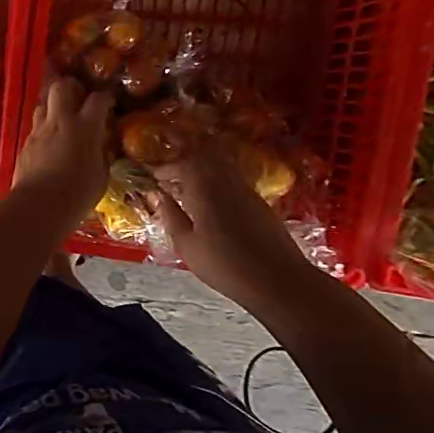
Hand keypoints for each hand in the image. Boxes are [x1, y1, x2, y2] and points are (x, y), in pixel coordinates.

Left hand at [12, 78, 113, 224]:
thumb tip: (101, 147)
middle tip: (79, 99)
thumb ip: (101, 155)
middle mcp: (60, 122)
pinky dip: (44, 128)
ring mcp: (39, 131)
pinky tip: (50, 143)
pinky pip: (35, 126)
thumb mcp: (100, 176)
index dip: (105, 98)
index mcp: (85, 127)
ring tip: (63, 121)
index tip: (109, 103)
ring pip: (43, 104)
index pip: (98, 99)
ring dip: (54, 107)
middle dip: (71, 87)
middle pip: (61, 87)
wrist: (38, 206)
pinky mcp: (25, 143)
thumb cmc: (77, 194)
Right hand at [153, 147, 310, 302]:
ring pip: (223, 164)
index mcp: (205, 191)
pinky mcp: (259, 203)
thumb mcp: (187, 245)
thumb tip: (159, 196)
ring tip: (189, 177)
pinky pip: (233, 177)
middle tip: (172, 159)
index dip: (167, 167)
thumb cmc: (225, 266)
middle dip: (188, 152)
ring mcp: (247, 191)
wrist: (279, 280)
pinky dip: (217, 176)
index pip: (184, 164)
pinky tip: (210, 195)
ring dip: (203, 164)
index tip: (154, 175)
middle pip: (208, 154)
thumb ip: (171, 217)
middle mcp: (227, 183)